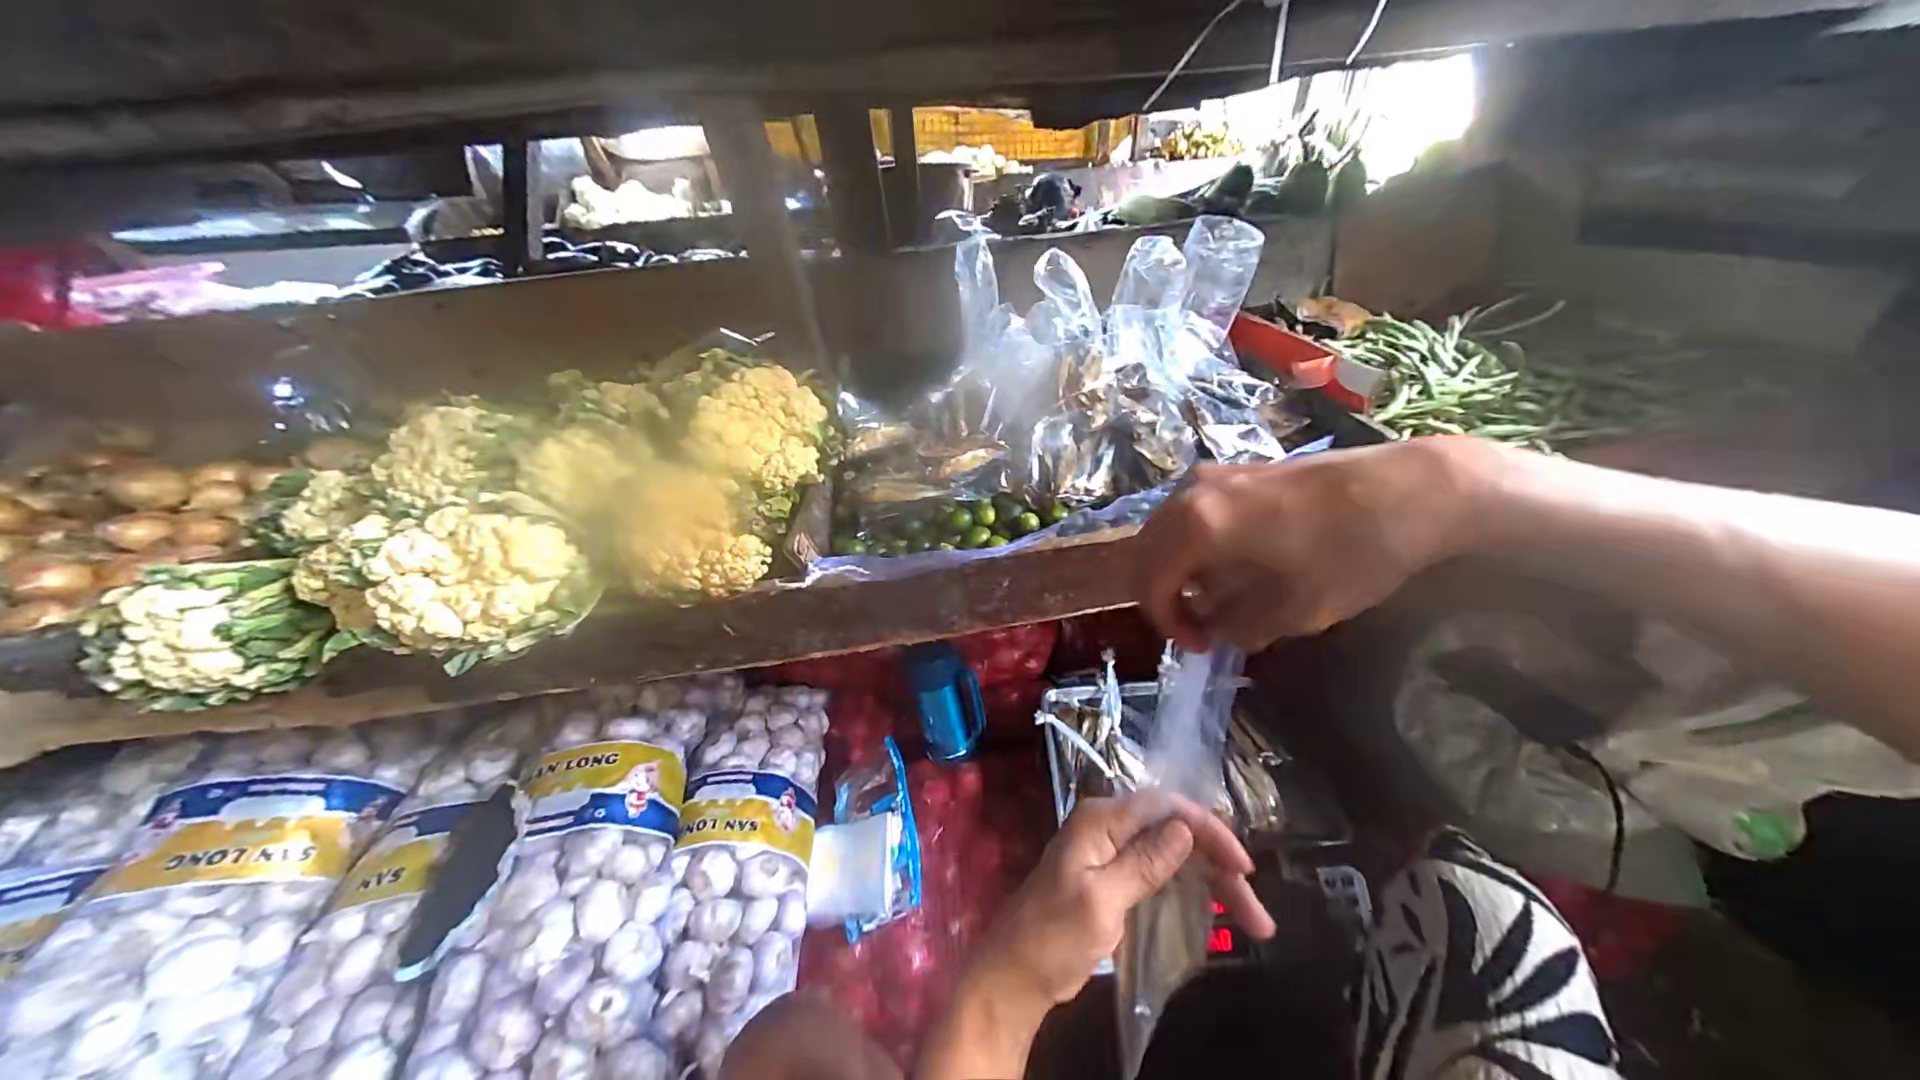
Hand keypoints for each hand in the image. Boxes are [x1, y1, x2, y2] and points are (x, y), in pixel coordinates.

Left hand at [967, 792, 1275, 1008]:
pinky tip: (1218, 911)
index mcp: (1100, 820)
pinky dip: (1192, 890)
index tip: (1244, 867)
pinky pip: (1162, 873)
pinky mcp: (1116, 877)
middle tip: (1257, 910)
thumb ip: (1143, 863)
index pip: (1165, 807)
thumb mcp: (1100, 901)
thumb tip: (1184, 828)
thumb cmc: (1052, 936)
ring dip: (1213, 883)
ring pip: (1175, 855)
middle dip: (1219, 864)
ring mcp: (1112, 852)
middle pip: (1175, 832)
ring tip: (1254, 921)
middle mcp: (1108, 827)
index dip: (1208, 830)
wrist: (1015, 974)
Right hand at [1130, 439, 1498, 651]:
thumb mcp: (1299, 609)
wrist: (1415, 487)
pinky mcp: (1235, 470)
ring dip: (1176, 569)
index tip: (1200, 646)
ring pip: (1164, 530)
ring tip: (1213, 599)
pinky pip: (1189, 512)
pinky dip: (1192, 545)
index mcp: (1199, 525)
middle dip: (1164, 595)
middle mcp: (1192, 493)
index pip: (1152, 581)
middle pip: (1147, 551)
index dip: (1168, 621)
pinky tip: (1228, 564)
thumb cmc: (1356, 550)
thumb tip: (1218, 630)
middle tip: (1199, 627)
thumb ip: (1242, 626)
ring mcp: (1212, 475)